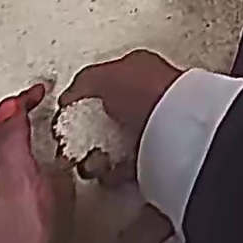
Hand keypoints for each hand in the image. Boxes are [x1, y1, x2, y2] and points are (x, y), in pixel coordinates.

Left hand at [0, 83, 74, 242]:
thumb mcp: (19, 184)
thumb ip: (12, 143)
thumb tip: (8, 108)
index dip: (15, 106)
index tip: (38, 91)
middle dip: (10, 124)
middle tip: (35, 105)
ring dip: (9, 147)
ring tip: (32, 133)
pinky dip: (8, 170)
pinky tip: (21, 174)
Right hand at [58, 50, 183, 183]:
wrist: (178, 124)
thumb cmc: (146, 89)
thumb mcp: (107, 76)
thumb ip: (83, 82)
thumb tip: (66, 96)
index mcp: (136, 69)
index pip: (101, 86)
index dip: (79, 106)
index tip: (64, 125)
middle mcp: (144, 95)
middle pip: (103, 121)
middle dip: (83, 141)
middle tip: (71, 154)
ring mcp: (150, 126)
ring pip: (111, 147)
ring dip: (96, 161)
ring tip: (95, 165)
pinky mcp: (154, 155)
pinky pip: (125, 167)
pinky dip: (114, 173)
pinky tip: (111, 173)